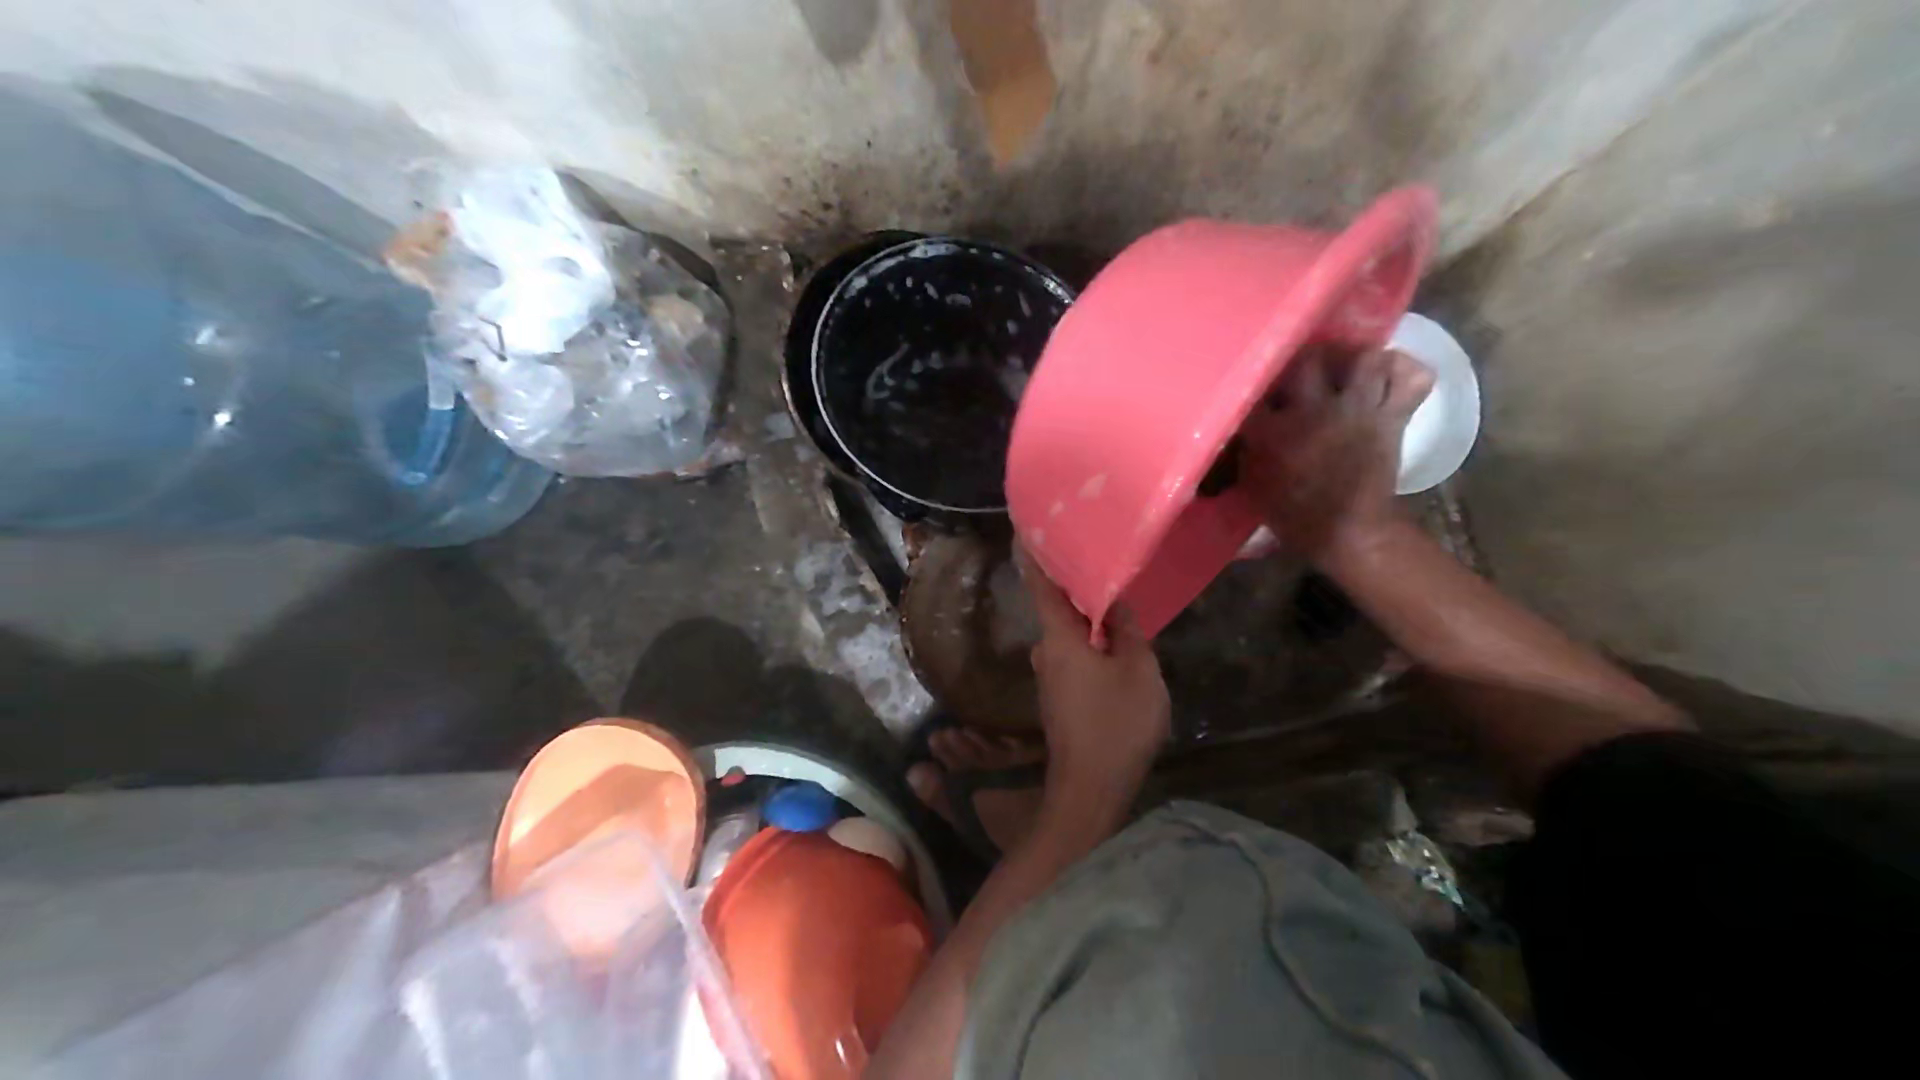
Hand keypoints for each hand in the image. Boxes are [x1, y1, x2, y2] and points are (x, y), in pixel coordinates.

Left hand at [1018, 550, 1169, 807]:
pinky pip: (1071, 658)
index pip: (1040, 585)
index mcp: (1058, 637)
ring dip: (1086, 621)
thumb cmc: (1116, 723)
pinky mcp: (1057, 699)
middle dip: (1075, 589)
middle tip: (1099, 562)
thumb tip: (1114, 601)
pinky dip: (1088, 646)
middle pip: (1056, 610)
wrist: (1091, 789)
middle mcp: (1044, 652)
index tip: (1028, 528)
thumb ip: (1128, 630)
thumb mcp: (1138, 670)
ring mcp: (1048, 678)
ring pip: (1067, 637)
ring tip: (1115, 602)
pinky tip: (1112, 647)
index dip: (1034, 555)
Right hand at [1239, 345, 1432, 563]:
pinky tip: (1388, 377)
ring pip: (1365, 358)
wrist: (1347, 532)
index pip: (1255, 387)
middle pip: (1307, 359)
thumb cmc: (1293, 512)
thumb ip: (1245, 449)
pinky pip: (1412, 379)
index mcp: (1271, 430)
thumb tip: (1242, 426)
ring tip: (1347, 369)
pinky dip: (1405, 372)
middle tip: (1302, 371)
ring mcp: (1357, 410)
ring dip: (1357, 360)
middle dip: (1304, 361)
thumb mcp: (1251, 483)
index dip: (1255, 383)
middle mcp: (1313, 410)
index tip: (1255, 390)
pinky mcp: (1392, 418)